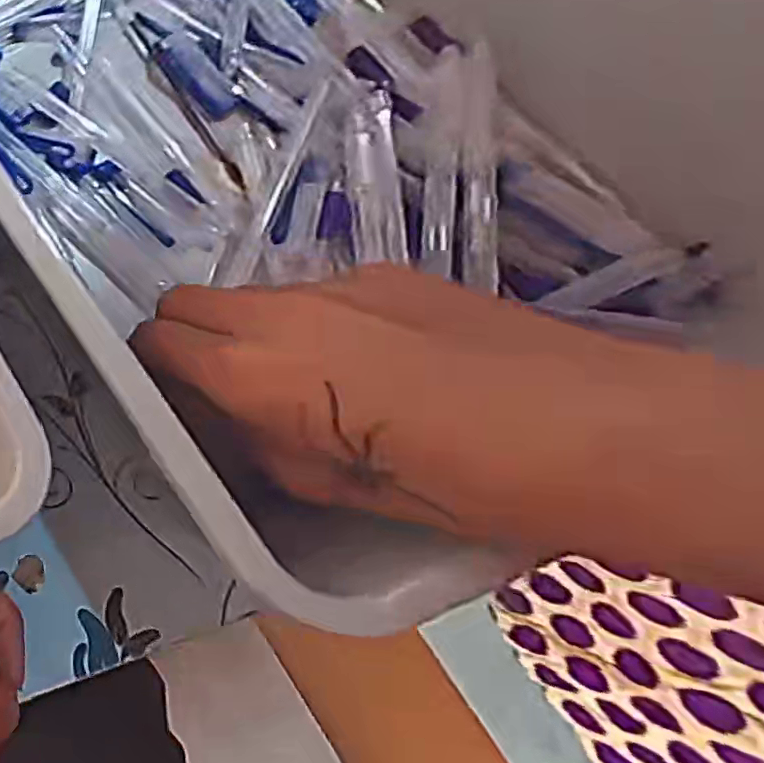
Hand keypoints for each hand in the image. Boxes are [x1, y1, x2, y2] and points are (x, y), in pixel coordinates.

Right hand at [129, 264, 763, 603]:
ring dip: (242, 327)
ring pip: (245, 294)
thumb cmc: (463, 483)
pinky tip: (367, 356)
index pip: (155, 341)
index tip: (170, 392)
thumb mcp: (333, 489)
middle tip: (217, 380)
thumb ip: (261, 446)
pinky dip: (304, 318)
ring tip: (301, 373)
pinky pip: (309, 290)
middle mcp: (275, 314)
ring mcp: (331, 286)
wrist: (613, 433)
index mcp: (252, 372)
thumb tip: (237, 423)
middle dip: (181, 335)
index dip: (150, 366)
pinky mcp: (382, 273)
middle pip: (182, 301)